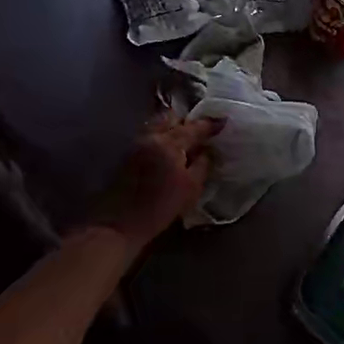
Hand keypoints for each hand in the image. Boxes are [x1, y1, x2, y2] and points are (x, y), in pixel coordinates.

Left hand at [88, 111, 220, 250]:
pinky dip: (161, 138)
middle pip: (170, 117)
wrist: (119, 226)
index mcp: (169, 143)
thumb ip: (203, 164)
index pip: (194, 127)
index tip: (224, 122)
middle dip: (186, 120)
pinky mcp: (127, 157)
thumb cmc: (160, 207)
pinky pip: (149, 137)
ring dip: (172, 128)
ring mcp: (135, 145)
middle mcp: (150, 138)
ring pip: (157, 126)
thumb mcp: (192, 187)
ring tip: (185, 141)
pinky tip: (169, 151)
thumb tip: (207, 151)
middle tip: (200, 131)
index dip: (211, 124)